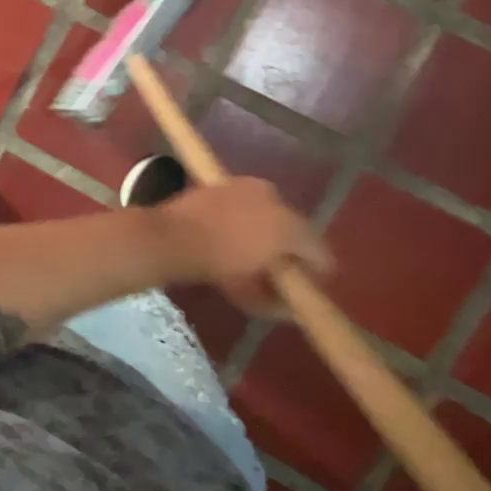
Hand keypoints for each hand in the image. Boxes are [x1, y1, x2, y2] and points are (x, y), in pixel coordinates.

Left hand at [155, 178, 330, 314]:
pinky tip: (239, 230)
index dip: (319, 269)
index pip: (319, 251)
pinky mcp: (228, 181)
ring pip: (274, 210)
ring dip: (272, 227)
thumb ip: (277, 303)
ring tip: (260, 247)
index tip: (312, 282)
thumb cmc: (215, 267)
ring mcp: (250, 185)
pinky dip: (250, 215)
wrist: (171, 236)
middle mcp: (277, 199)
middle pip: (297, 227)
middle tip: (284, 265)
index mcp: (290, 228)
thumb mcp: (250, 296)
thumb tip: (291, 309)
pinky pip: (250, 200)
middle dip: (295, 246)